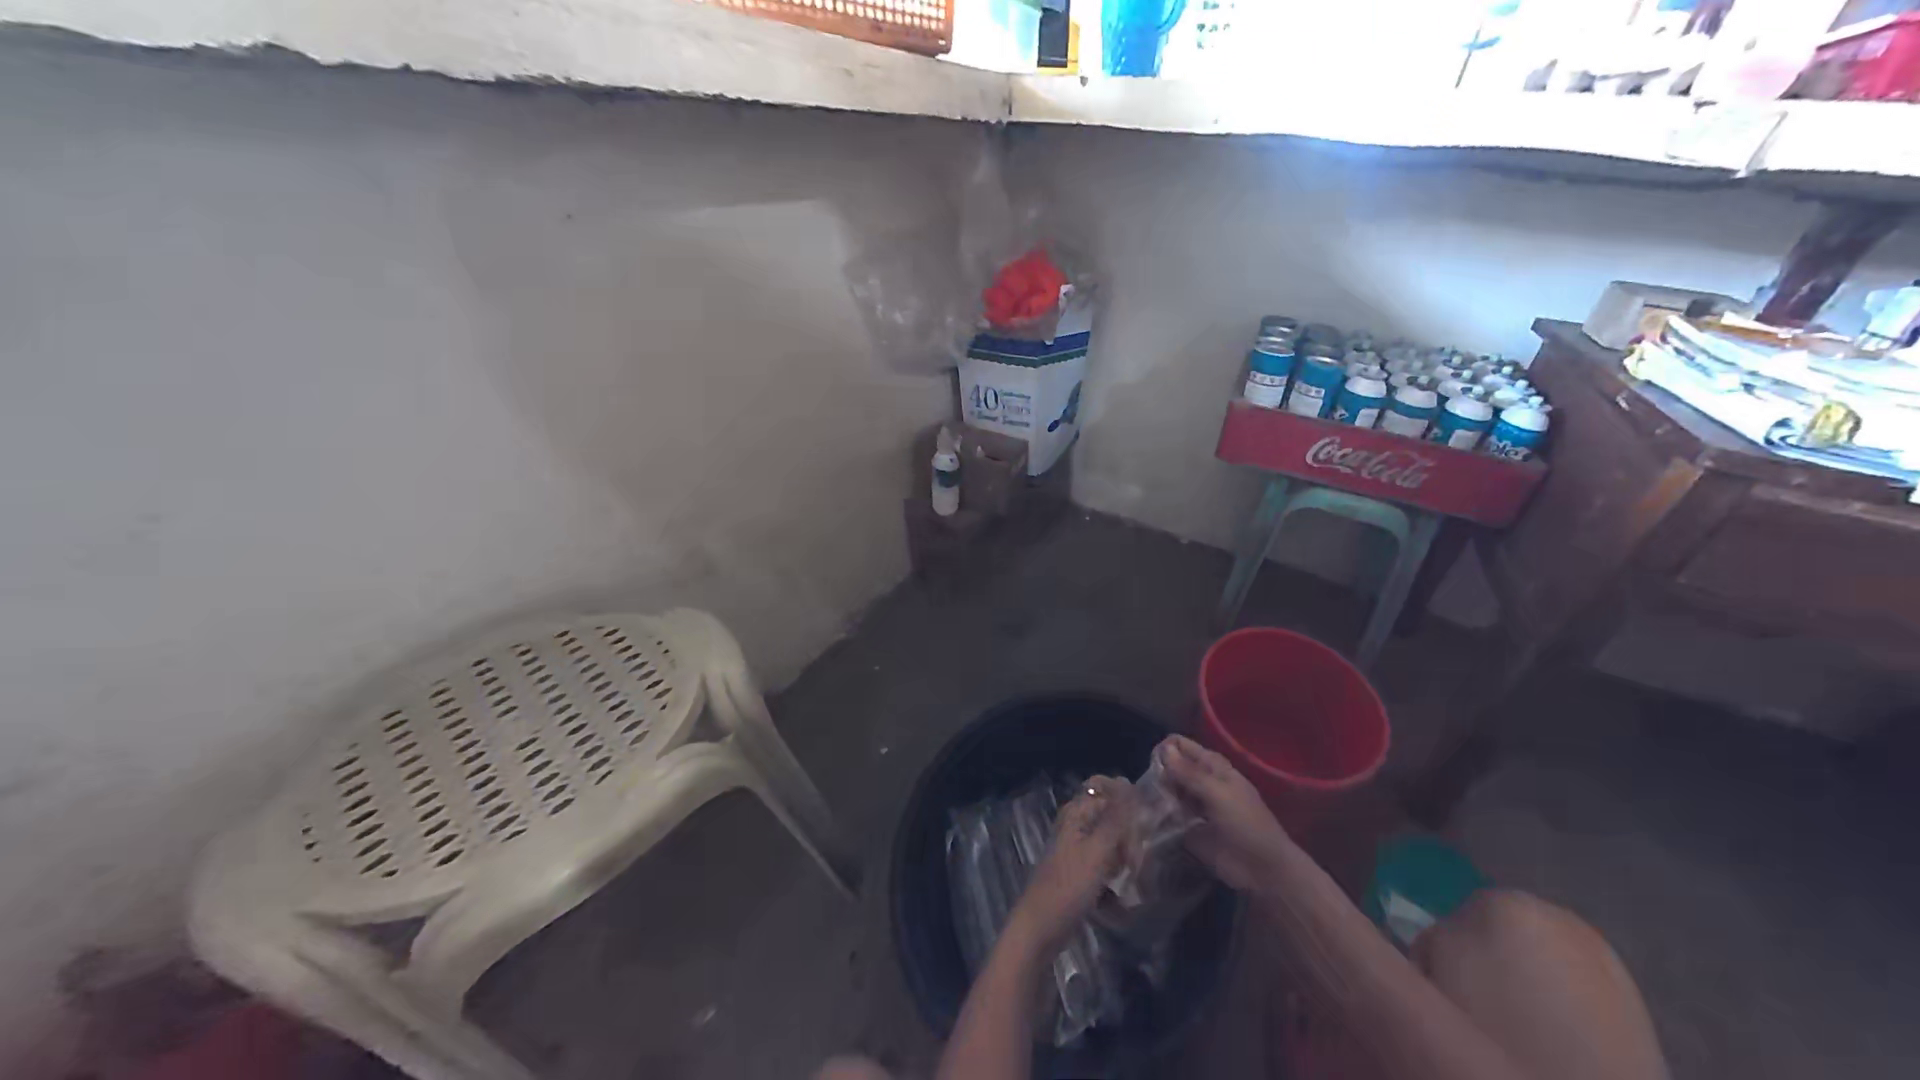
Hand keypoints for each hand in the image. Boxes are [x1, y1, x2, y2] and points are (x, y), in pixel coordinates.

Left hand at [1007, 776, 1133, 949]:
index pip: (1104, 788)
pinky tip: (1121, 897)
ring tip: (1131, 882)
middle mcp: (1075, 826)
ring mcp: (1077, 850)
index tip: (1142, 823)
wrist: (1040, 930)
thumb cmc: (1068, 887)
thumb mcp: (1097, 851)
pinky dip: (1115, 877)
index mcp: (1075, 814)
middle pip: (1112, 817)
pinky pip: (1106, 866)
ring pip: (1112, 843)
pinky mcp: (1080, 872)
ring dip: (1125, 860)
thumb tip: (1127, 780)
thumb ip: (1115, 817)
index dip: (1126, 801)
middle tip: (1134, 863)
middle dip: (1129, 838)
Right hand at [1156, 735, 1291, 891]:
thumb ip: (1189, 773)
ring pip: (1170, 791)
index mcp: (1214, 768)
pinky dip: (1160, 814)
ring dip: (1158, 793)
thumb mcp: (1218, 793)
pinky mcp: (1189, 829)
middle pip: (1174, 769)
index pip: (1185, 747)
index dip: (1168, 749)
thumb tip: (1164, 749)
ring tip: (1146, 801)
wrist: (1263, 870)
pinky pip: (1170, 816)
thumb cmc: (1246, 824)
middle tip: (1148, 786)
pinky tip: (1149, 817)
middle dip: (1160, 773)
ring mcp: (1195, 807)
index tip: (1153, 762)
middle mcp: (1203, 783)